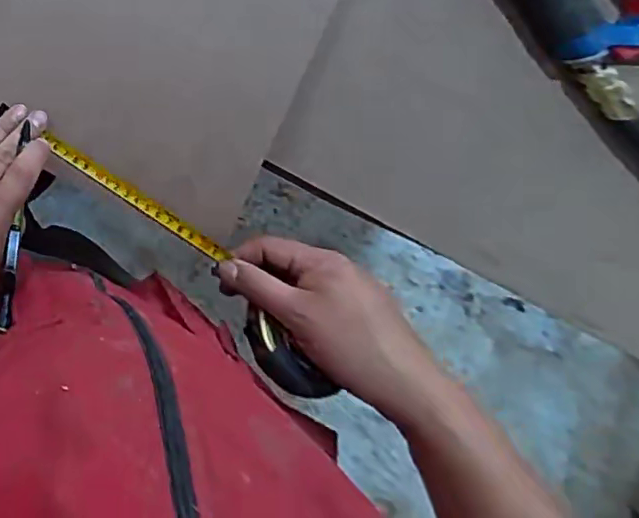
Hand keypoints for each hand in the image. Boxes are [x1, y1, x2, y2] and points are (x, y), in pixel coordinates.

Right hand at [218, 236, 453, 421]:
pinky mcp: (368, 312)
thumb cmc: (349, 347)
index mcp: (321, 259)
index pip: (266, 246)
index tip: (224, 289)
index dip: (240, 262)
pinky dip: (305, 314)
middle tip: (254, 316)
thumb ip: (255, 285)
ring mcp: (356, 288)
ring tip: (281, 332)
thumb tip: (223, 264)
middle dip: (262, 288)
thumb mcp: (294, 315)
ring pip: (302, 286)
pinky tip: (309, 338)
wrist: (414, 391)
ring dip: (283, 304)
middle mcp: (339, 266)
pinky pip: (322, 302)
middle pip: (284, 266)